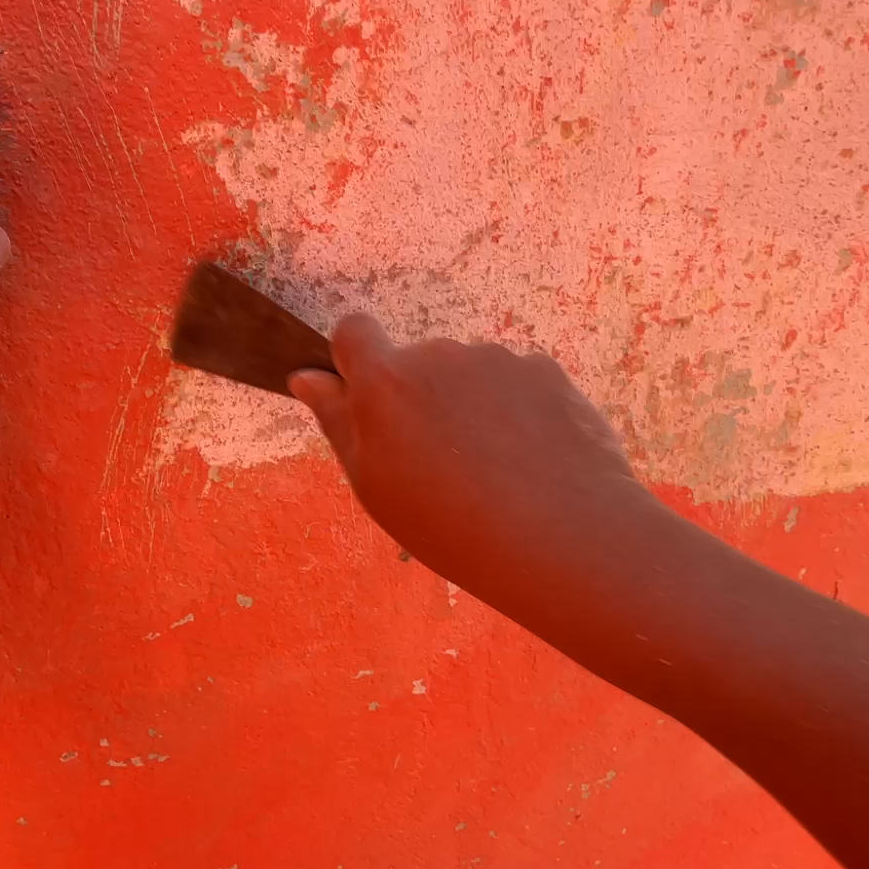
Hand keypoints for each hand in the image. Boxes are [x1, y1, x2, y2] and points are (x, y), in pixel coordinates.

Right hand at [289, 316, 668, 603]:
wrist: (562, 539)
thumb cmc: (446, 523)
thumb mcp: (371, 483)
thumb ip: (336, 420)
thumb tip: (306, 377)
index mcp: (386, 380)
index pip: (352, 329)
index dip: (354, 357)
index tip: (368, 399)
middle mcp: (438, 354)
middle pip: (414, 361)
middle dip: (417, 396)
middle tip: (438, 462)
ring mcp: (496, 358)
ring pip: (466, 373)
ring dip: (466, 403)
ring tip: (491, 468)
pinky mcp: (545, 370)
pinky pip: (513, 380)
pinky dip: (512, 408)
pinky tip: (528, 458)